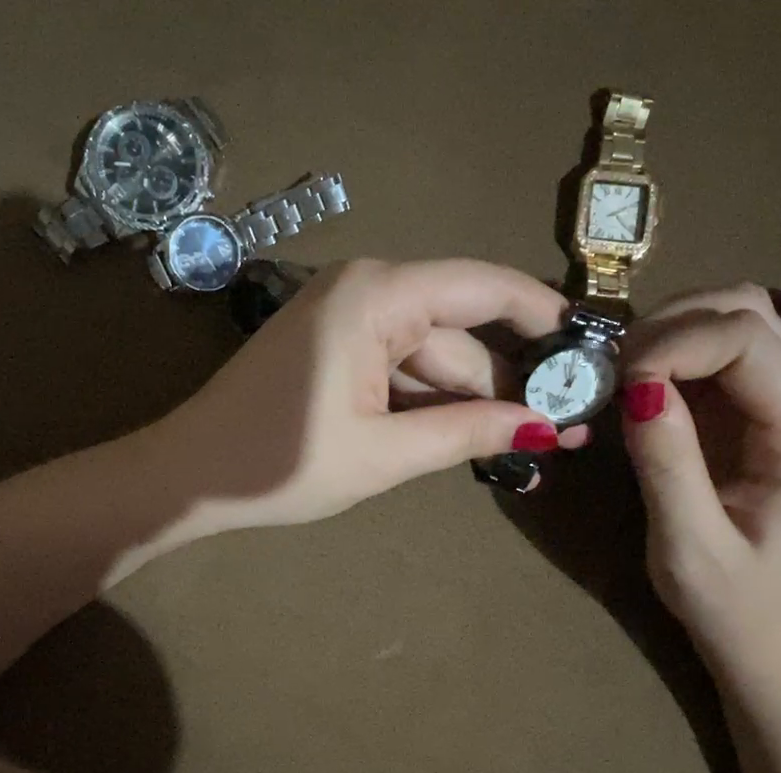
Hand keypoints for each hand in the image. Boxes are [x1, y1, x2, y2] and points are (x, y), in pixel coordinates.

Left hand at [156, 258, 587, 528]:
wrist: (188, 477)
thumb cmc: (280, 463)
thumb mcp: (383, 453)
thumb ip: (468, 433)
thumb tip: (548, 429)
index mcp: (377, 296)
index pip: (484, 287)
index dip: (544, 317)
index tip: (592, 351)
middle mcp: (367, 289)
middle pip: (461, 331)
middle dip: (508, 383)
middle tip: (565, 435)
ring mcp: (347, 317)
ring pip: (433, 355)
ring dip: (470, 401)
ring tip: (524, 451)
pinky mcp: (336, 347)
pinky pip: (401, 365)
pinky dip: (431, 401)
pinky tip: (466, 441)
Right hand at [617, 284, 780, 649]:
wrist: (756, 625)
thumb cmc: (727, 598)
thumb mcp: (688, 544)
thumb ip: (667, 465)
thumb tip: (635, 386)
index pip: (748, 341)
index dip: (677, 343)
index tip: (620, 382)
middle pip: (748, 310)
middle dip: (672, 325)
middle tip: (614, 371)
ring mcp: (779, 401)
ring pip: (736, 316)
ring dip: (672, 328)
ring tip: (623, 372)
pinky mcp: (750, 408)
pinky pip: (717, 348)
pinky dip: (673, 347)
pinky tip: (640, 380)